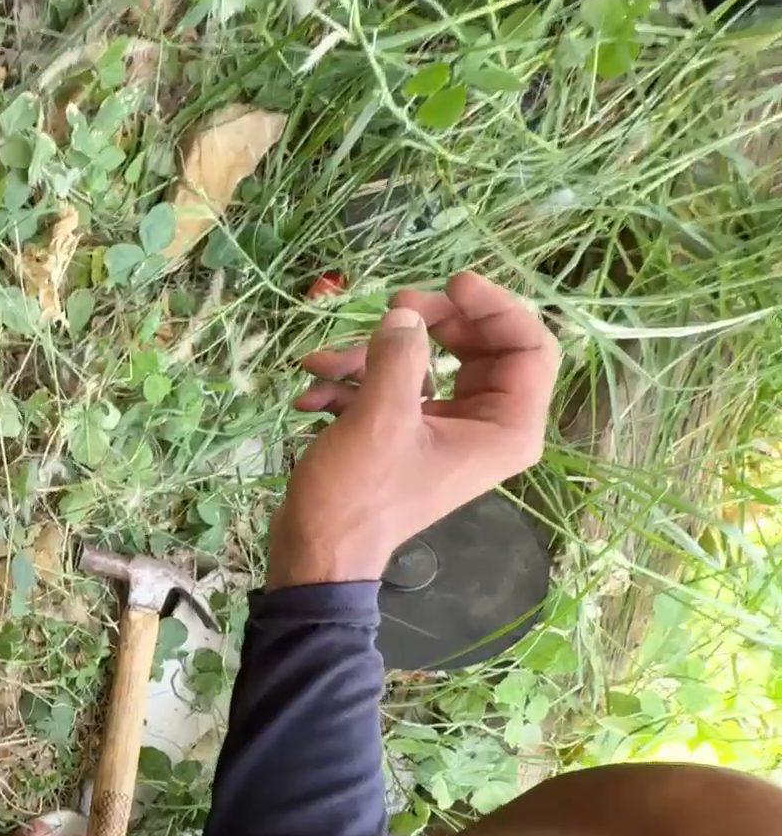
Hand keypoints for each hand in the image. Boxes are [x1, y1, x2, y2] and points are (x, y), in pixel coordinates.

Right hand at [267, 272, 560, 589]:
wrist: (315, 551)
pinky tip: (308, 398)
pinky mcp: (396, 441)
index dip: (493, 308)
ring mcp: (436, 433)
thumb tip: (402, 316)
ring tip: (316, 363)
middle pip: (469, 352)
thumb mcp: (378, 420)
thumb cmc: (359, 492)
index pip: (527, 346)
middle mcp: (481, 426)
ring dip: (363, 362)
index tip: (449, 284)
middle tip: (386, 309)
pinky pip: (383, 397)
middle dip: (421, 330)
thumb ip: (397, 359)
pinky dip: (345, 391)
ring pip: (415, 371)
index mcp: (504, 426)